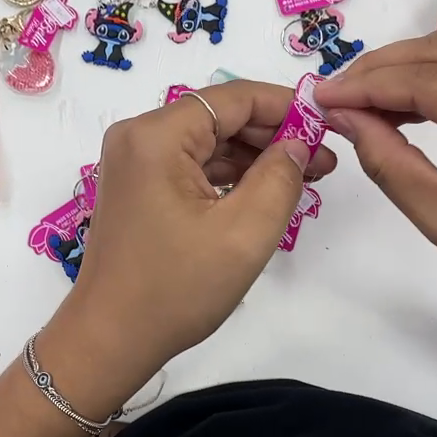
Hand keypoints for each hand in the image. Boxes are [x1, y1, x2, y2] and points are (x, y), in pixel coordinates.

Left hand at [41, 81, 337, 402]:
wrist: (110, 337)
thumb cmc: (176, 288)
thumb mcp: (244, 233)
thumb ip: (280, 177)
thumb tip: (298, 144)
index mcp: (156, 135)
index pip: (231, 98)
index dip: (283, 106)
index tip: (326, 125)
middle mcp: (137, 136)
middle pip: (217, 116)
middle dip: (271, 134)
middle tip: (323, 161)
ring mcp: (132, 161)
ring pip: (205, 140)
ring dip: (252, 155)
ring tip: (304, 177)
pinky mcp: (136, 184)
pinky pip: (188, 163)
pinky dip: (226, 174)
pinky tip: (263, 190)